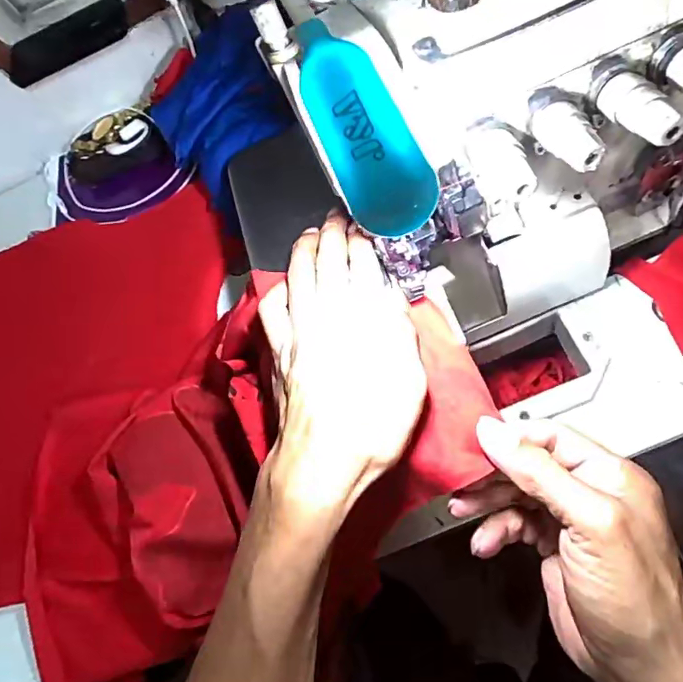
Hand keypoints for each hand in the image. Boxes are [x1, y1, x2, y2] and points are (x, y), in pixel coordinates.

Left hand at [257, 213, 426, 519]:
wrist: (323, 463)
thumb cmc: (373, 427)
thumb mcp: (411, 380)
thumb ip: (402, 332)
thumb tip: (393, 301)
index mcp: (366, 318)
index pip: (363, 264)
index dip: (365, 240)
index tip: (367, 227)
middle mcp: (329, 316)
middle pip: (327, 260)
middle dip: (333, 232)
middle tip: (338, 218)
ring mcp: (299, 331)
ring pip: (296, 274)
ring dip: (304, 249)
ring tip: (311, 235)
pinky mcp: (278, 351)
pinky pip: (272, 308)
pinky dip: (278, 288)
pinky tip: (284, 285)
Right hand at [448, 418, 682, 681]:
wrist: (638, 669)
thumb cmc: (631, 595)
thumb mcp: (589, 523)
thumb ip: (541, 474)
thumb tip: (495, 433)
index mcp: (611, 473)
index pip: (555, 437)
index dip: (514, 437)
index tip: (474, 441)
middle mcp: (592, 491)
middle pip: (533, 464)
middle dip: (496, 472)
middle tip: (461, 482)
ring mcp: (573, 521)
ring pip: (521, 494)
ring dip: (490, 502)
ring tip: (462, 510)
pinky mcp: (556, 548)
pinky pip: (519, 525)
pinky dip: (498, 530)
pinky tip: (485, 544)